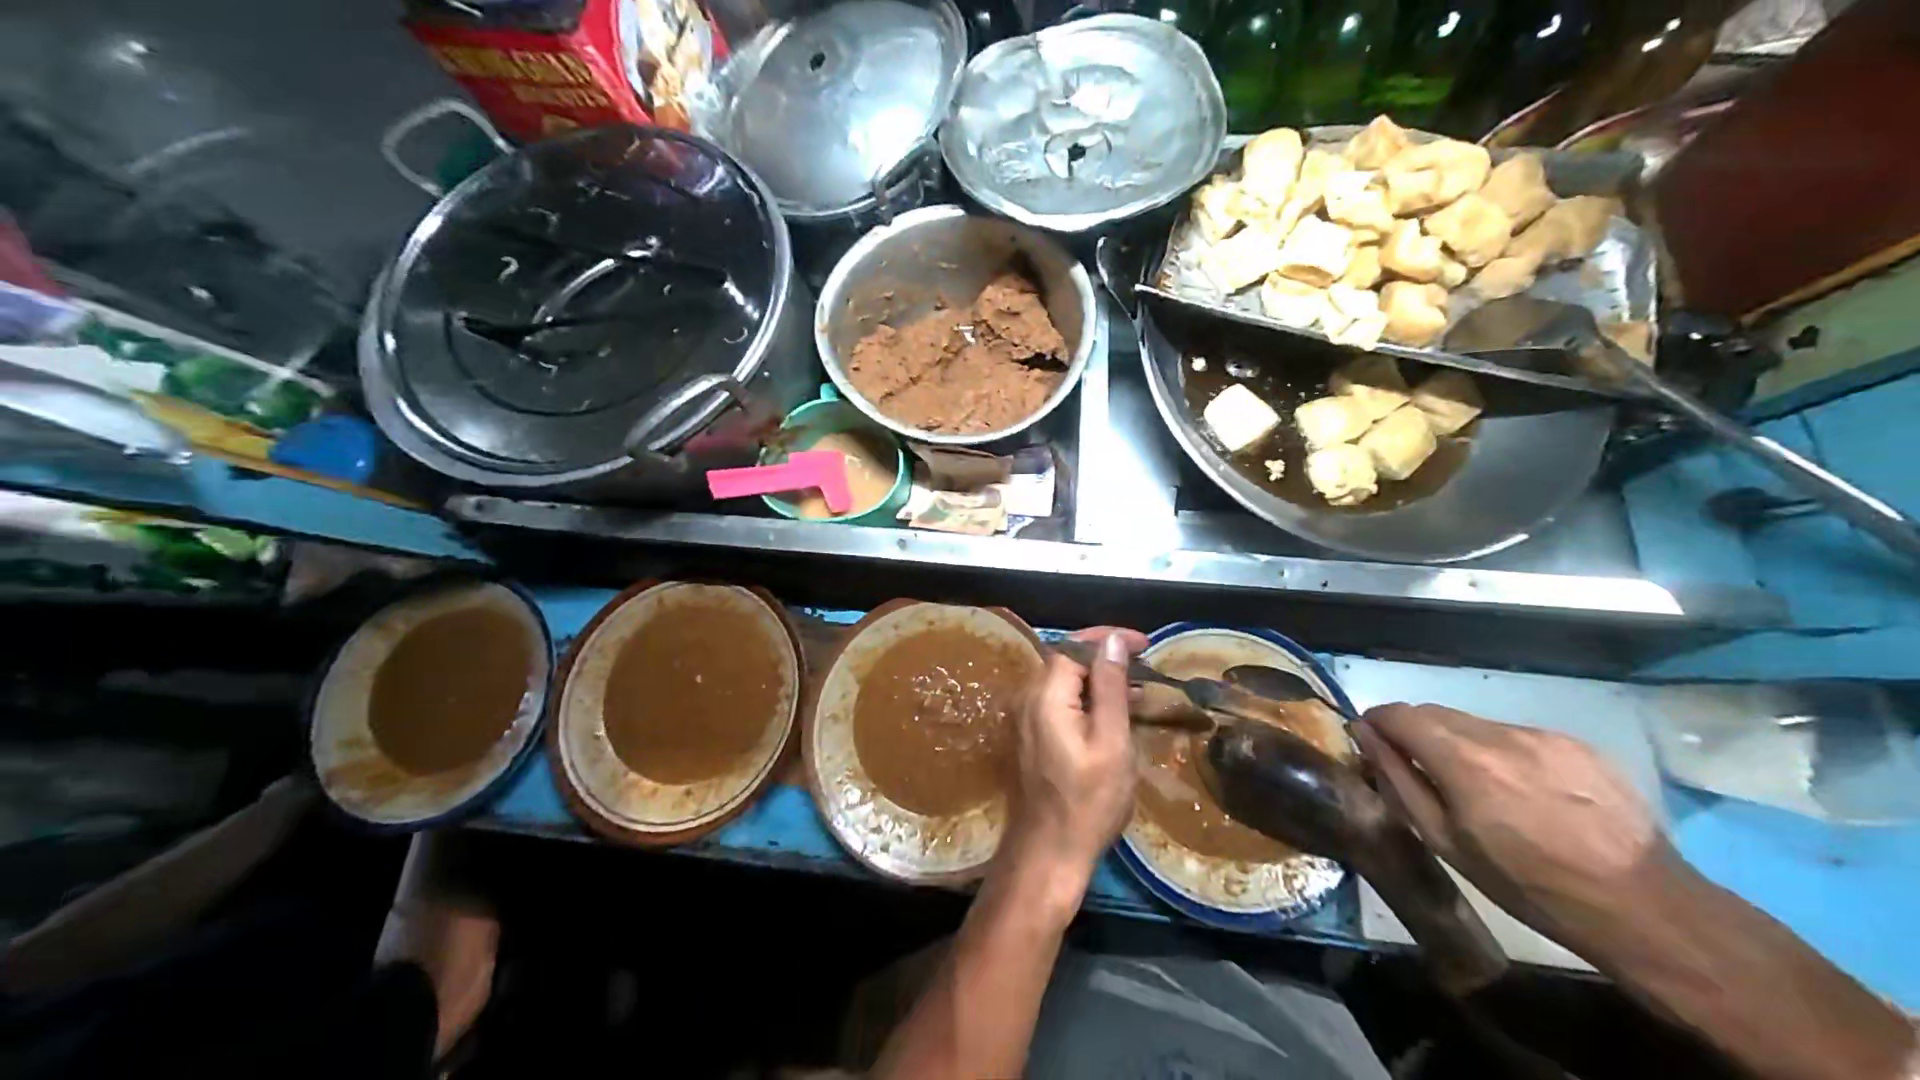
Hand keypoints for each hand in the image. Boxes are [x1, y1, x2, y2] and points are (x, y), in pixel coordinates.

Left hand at [1000, 627, 1150, 902]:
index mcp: (1044, 695)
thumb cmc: (1087, 801)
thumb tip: (1112, 641)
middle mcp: (1026, 699)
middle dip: (1104, 657)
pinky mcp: (1028, 736)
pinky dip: (1085, 700)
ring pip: (1062, 682)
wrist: (1047, 853)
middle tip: (1143, 666)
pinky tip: (1112, 714)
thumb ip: (1110, 687)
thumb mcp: (1111, 741)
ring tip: (1137, 689)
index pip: (1073, 646)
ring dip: (1097, 680)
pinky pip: (1057, 703)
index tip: (1144, 643)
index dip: (1108, 638)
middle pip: (1065, 661)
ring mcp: (1023, 719)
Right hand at [1355, 704, 1676, 957]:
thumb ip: (1398, 780)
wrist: (1643, 906)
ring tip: (1477, 786)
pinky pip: (1517, 735)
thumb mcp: (1444, 840)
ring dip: (1459, 743)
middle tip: (1420, 770)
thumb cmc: (1527, 883)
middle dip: (1415, 732)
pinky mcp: (1577, 743)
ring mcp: (1542, 735)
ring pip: (1475, 723)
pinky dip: (1502, 752)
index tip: (1372, 742)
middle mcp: (1499, 734)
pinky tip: (1523, 790)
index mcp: (1462, 759)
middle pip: (1434, 712)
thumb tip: (1366, 735)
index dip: (1376, 723)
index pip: (1398, 714)